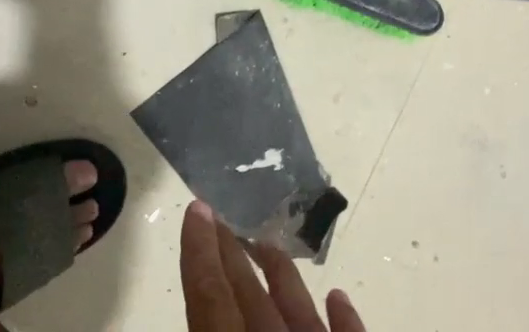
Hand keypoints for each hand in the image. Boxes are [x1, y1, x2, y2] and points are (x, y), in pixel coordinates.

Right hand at [180, 201, 365, 331]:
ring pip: (299, 313)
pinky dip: (345, 321)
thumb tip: (182, 322)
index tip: (197, 208)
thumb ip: (208, 323)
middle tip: (215, 217)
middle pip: (250, 298)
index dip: (200, 252)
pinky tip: (338, 296)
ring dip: (282, 277)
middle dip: (230, 255)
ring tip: (268, 245)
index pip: (211, 298)